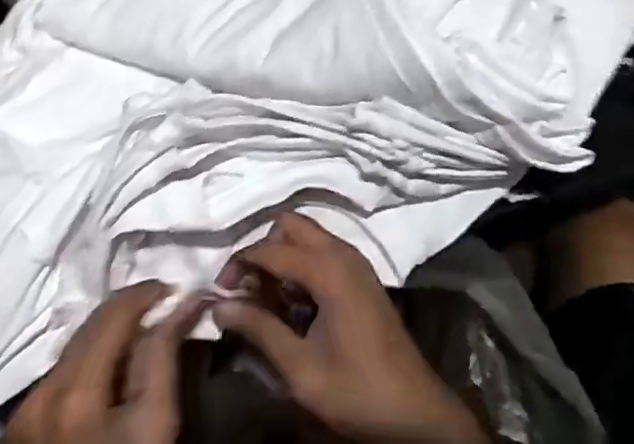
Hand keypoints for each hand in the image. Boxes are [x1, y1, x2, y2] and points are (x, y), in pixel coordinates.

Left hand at [6, 281, 203, 443]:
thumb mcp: (158, 420)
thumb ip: (165, 354)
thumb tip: (184, 300)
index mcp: (75, 392)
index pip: (114, 314)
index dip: (148, 293)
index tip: (177, 289)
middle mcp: (42, 392)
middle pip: (91, 324)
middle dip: (131, 308)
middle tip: (165, 306)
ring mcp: (25, 409)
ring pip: (76, 343)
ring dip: (111, 330)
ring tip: (144, 334)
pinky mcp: (21, 422)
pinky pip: (64, 368)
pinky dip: (93, 355)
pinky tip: (114, 365)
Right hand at [213, 213, 488, 443]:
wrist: (414, 408)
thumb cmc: (355, 389)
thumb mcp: (300, 368)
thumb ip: (260, 330)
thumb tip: (220, 306)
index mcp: (329, 268)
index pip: (271, 248)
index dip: (239, 264)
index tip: (219, 292)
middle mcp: (343, 252)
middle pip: (291, 226)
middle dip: (263, 249)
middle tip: (246, 289)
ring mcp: (356, 261)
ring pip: (308, 236)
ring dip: (282, 256)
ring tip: (265, 300)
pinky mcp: (361, 275)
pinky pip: (323, 252)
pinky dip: (301, 265)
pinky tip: (292, 303)